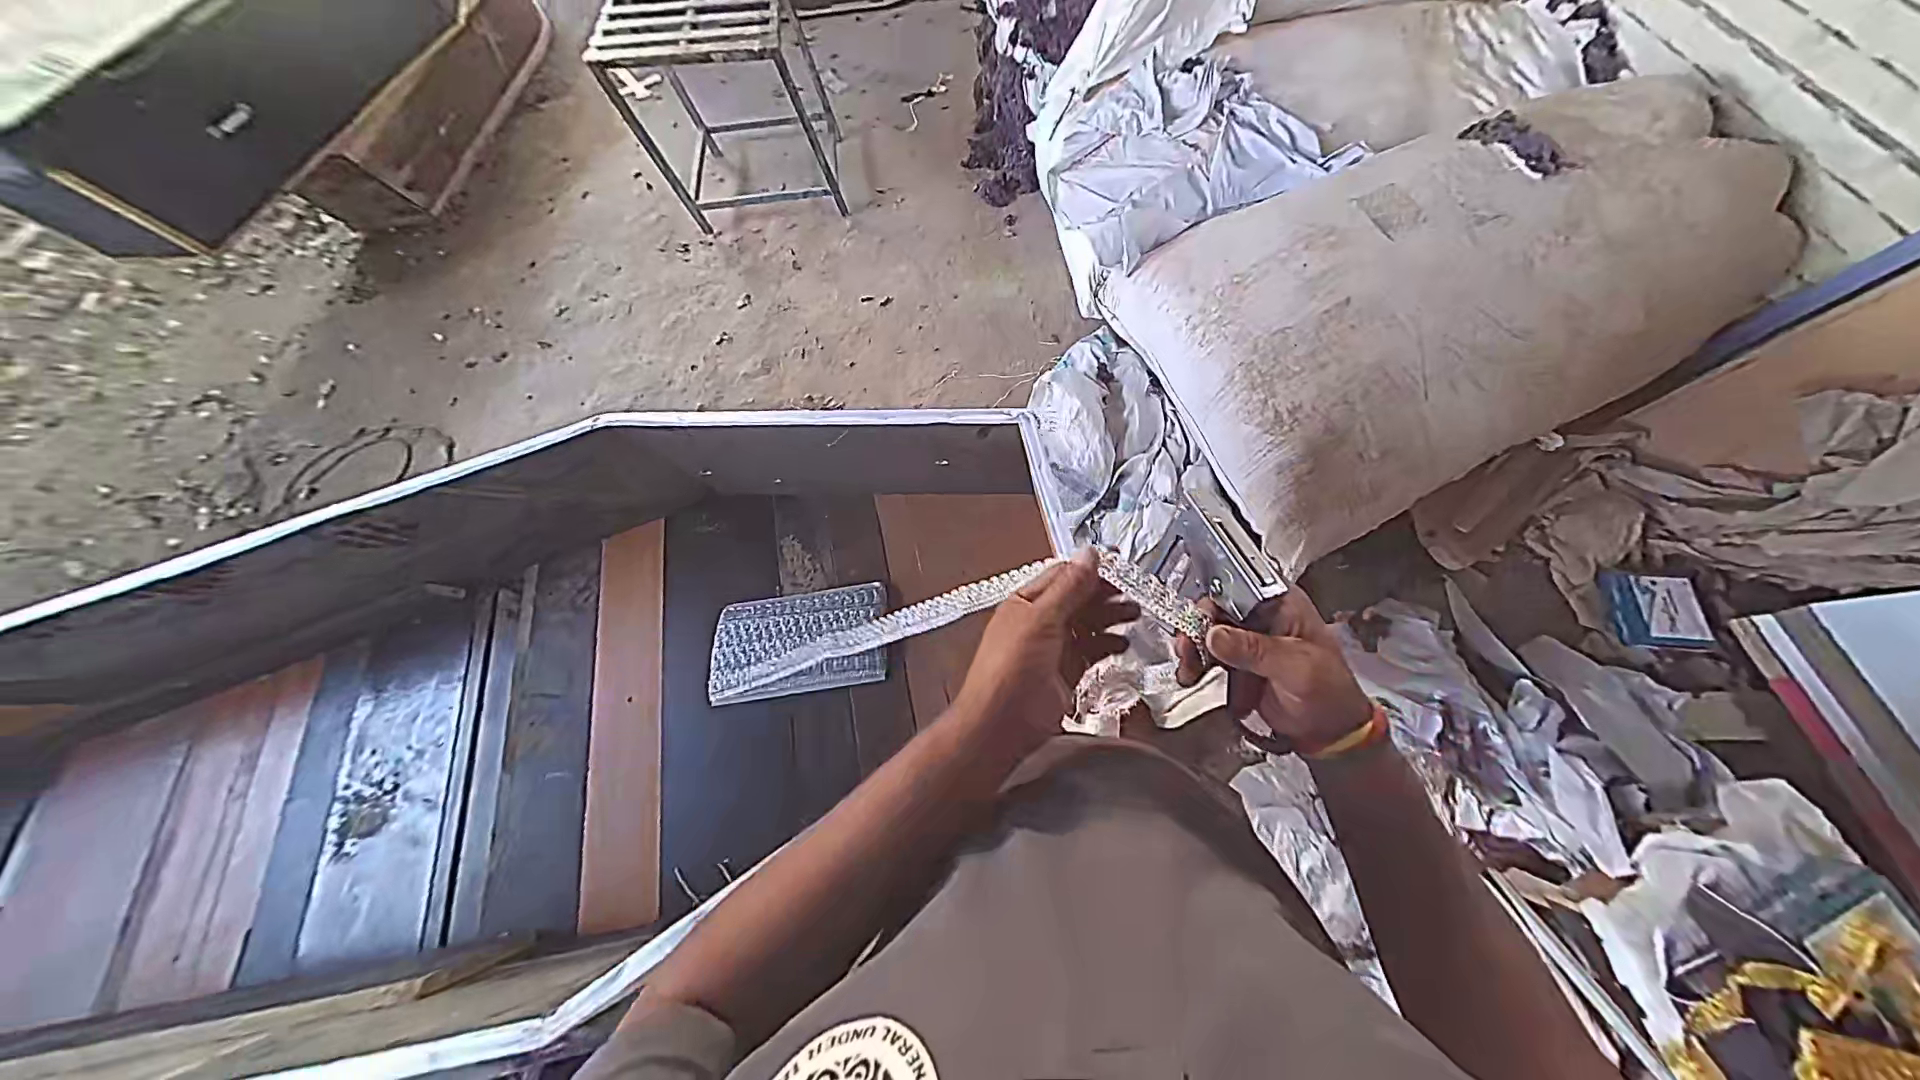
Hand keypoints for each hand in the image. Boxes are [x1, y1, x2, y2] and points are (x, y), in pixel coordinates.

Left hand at [951, 549, 1138, 746]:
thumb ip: (1069, 588)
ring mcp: (1052, 649)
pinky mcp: (1065, 673)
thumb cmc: (1007, 672)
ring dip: (1110, 619)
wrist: (1002, 724)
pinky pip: (1090, 652)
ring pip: (1087, 625)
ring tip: (1133, 614)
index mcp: (1025, 603)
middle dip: (1106, 596)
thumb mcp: (1041, 619)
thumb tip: (1088, 557)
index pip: (1063, 577)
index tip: (1119, 568)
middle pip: (1078, 600)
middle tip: (1132, 594)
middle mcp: (1038, 623)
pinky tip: (1121, 643)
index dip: (1090, 571)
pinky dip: (1107, 645)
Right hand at [1174, 589, 1372, 751]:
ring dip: (1192, 648)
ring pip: (1206, 631)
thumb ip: (1256, 650)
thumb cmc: (1330, 694)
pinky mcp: (1236, 660)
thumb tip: (1215, 635)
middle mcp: (1261, 615)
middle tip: (1187, 649)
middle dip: (1196, 628)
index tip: (1199, 624)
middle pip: (1214, 608)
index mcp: (1281, 604)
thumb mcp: (1297, 668)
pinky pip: (1207, 654)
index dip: (1213, 602)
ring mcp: (1247, 638)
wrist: (1330, 732)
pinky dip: (1195, 664)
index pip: (1237, 587)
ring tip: (1189, 669)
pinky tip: (1192, 676)